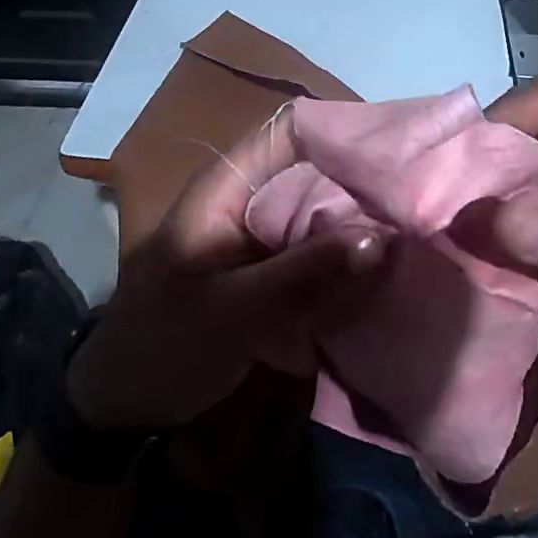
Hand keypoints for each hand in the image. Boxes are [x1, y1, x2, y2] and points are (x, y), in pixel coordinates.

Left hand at [66, 117, 385, 429]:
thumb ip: (302, 275)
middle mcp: (248, 197)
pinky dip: (347, 251)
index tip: (394, 153)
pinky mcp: (271, 264)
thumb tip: (380, 238)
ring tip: (412, 226)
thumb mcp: (231, 313)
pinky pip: (319, 243)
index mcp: (225, 187)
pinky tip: (382, 262)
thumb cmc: (163, 347)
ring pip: (322, 206)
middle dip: (362, 180)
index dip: (341, 132)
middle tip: (415, 197)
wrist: (122, 406)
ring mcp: (261, 231)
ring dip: (360, 218)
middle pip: (315, 167)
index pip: (290, 131)